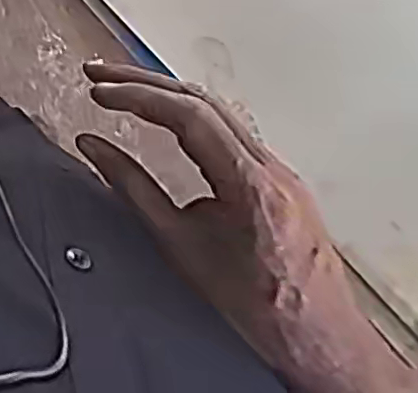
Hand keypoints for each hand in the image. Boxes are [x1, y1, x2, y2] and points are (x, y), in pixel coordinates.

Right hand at [76, 62, 417, 392]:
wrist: (323, 345)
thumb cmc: (259, 308)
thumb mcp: (180, 246)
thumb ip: (132, 189)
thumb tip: (94, 147)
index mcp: (250, 183)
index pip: (187, 114)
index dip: (137, 94)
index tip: (99, 91)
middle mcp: (269, 166)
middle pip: (198, 98)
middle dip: (142, 79)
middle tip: (99, 72)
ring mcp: (277, 167)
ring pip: (213, 106)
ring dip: (163, 89)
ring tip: (121, 83)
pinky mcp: (276, 175)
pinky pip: (225, 124)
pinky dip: (184, 108)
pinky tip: (162, 110)